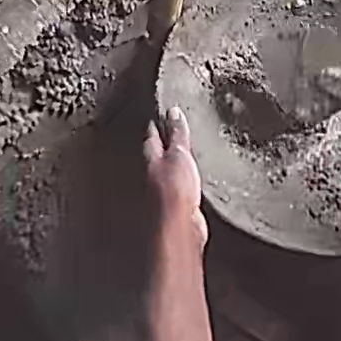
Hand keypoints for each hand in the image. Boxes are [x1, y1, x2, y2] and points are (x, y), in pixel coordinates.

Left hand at [144, 107, 206, 250]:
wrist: (180, 228)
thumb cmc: (175, 190)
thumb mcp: (180, 155)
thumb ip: (177, 135)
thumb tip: (173, 111)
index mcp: (152, 160)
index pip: (152, 137)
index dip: (156, 126)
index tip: (159, 116)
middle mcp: (153, 175)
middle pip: (155, 155)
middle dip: (160, 144)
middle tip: (166, 132)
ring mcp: (163, 192)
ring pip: (165, 171)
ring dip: (170, 163)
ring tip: (179, 154)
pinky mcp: (176, 206)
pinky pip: (178, 186)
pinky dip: (182, 180)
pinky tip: (188, 180)